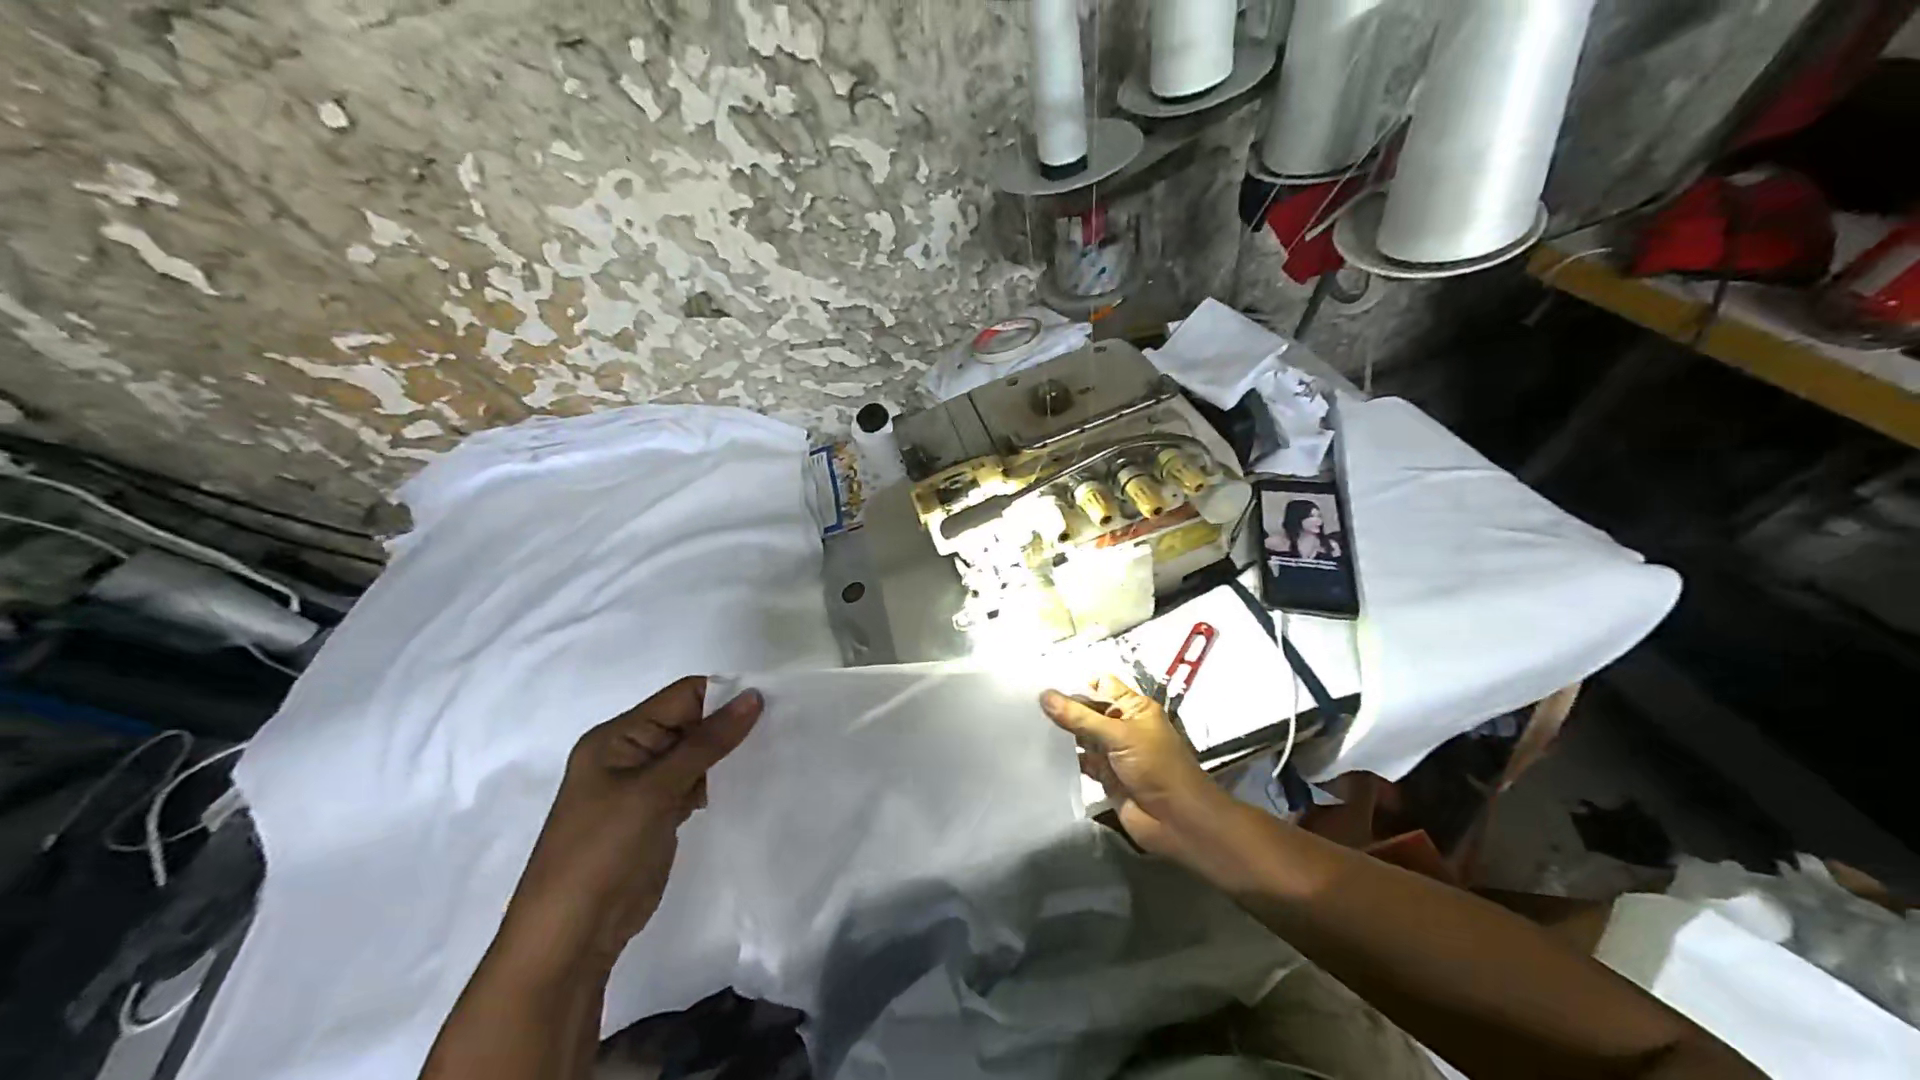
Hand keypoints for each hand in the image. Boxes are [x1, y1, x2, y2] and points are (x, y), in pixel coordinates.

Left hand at [506, 676, 762, 964]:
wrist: (570, 936)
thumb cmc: (603, 851)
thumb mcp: (655, 789)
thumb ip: (706, 742)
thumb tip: (753, 697)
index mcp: (617, 737)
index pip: (681, 697)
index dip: (724, 695)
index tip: (771, 703)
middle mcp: (629, 753)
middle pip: (689, 722)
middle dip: (729, 723)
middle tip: (780, 726)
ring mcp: (643, 787)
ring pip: (695, 754)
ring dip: (727, 753)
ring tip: (773, 750)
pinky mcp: (656, 814)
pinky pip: (694, 783)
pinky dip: (719, 780)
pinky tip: (749, 781)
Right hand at [1040, 675, 1228, 865]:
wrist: (1178, 821)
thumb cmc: (1157, 768)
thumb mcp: (1120, 736)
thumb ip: (1080, 717)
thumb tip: (1045, 696)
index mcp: (1133, 708)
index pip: (1101, 686)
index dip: (1075, 684)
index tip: (1041, 683)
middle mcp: (1122, 725)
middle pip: (1087, 710)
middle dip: (1062, 707)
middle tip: (1026, 704)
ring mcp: (1113, 751)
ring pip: (1081, 735)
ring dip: (1060, 732)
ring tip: (1026, 724)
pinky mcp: (1105, 775)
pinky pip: (1080, 760)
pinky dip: (1064, 757)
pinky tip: (1040, 752)